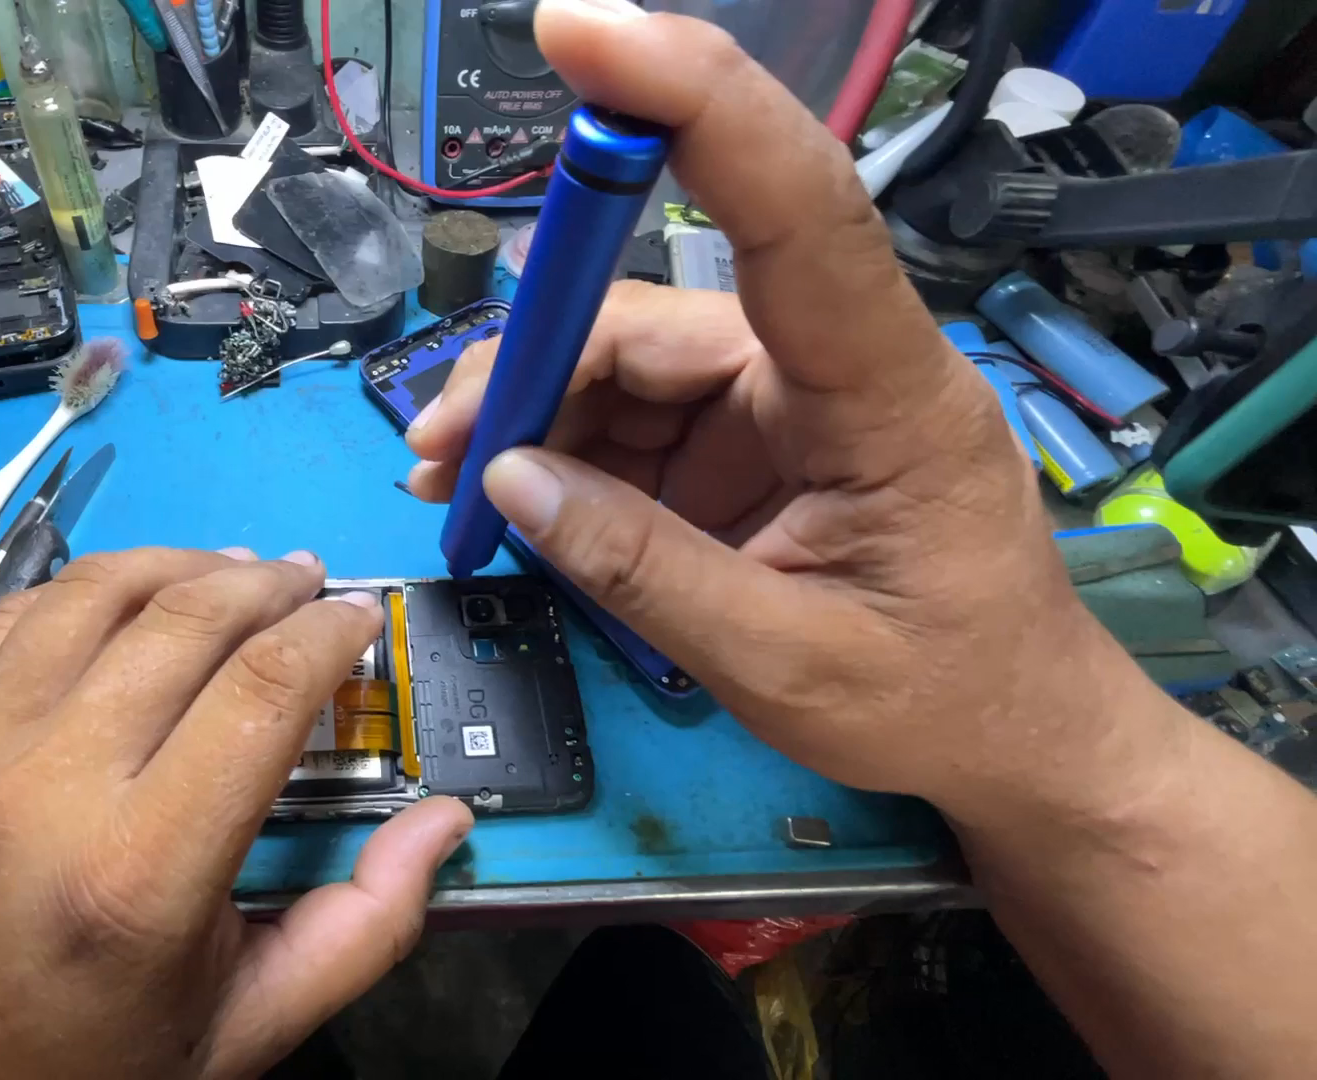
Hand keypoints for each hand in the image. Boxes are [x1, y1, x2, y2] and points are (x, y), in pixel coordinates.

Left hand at [0, 548, 473, 1078]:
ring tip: (231, 570)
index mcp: (140, 874)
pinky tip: (128, 600)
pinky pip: (11, 617)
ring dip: (180, 562)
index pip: (263, 690)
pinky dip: (88, 589)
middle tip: (307, 581)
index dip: (329, 633)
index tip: (357, 619)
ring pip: (92, 593)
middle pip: (183, 621)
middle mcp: (41, 791)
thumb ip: (368, 923)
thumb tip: (445, 819)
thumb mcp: (251, 1022)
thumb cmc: (93, 1071)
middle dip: (268, 585)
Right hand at [407, 0, 1184, 826]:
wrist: (1002, 740)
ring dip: (518, 417)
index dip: (690, 105)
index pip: (789, 210)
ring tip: (447, 480)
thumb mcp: (779, 658)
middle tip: (434, 443)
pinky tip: (495, 493)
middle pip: (641, 317)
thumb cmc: (933, 701)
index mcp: (877, 395)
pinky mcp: (725, 446)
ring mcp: (762, 406)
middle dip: (523, 368)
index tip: (582, 33)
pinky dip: (546, 455)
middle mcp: (812, 370)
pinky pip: (614, 425)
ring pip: (610, 369)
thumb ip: (639, 567)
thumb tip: (508, 478)